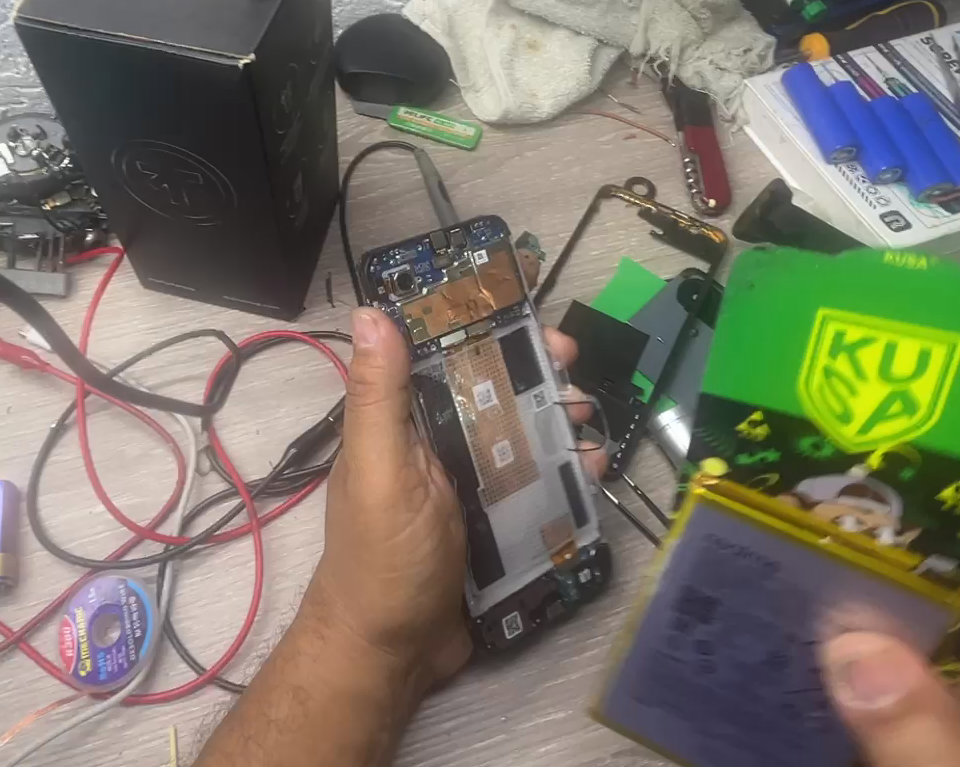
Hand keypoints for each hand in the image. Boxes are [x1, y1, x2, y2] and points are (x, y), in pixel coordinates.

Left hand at [300, 308, 581, 690]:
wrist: (394, 650)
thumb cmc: (381, 556)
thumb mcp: (380, 468)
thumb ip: (379, 396)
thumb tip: (371, 313)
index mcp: (401, 418)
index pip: (439, 352)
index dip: (478, 325)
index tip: (521, 310)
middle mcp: (433, 438)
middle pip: (487, 386)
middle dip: (530, 367)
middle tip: (570, 361)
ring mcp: (465, 477)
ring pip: (517, 428)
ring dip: (554, 413)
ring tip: (585, 414)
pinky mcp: (493, 513)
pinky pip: (532, 477)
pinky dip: (562, 466)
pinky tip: (589, 465)